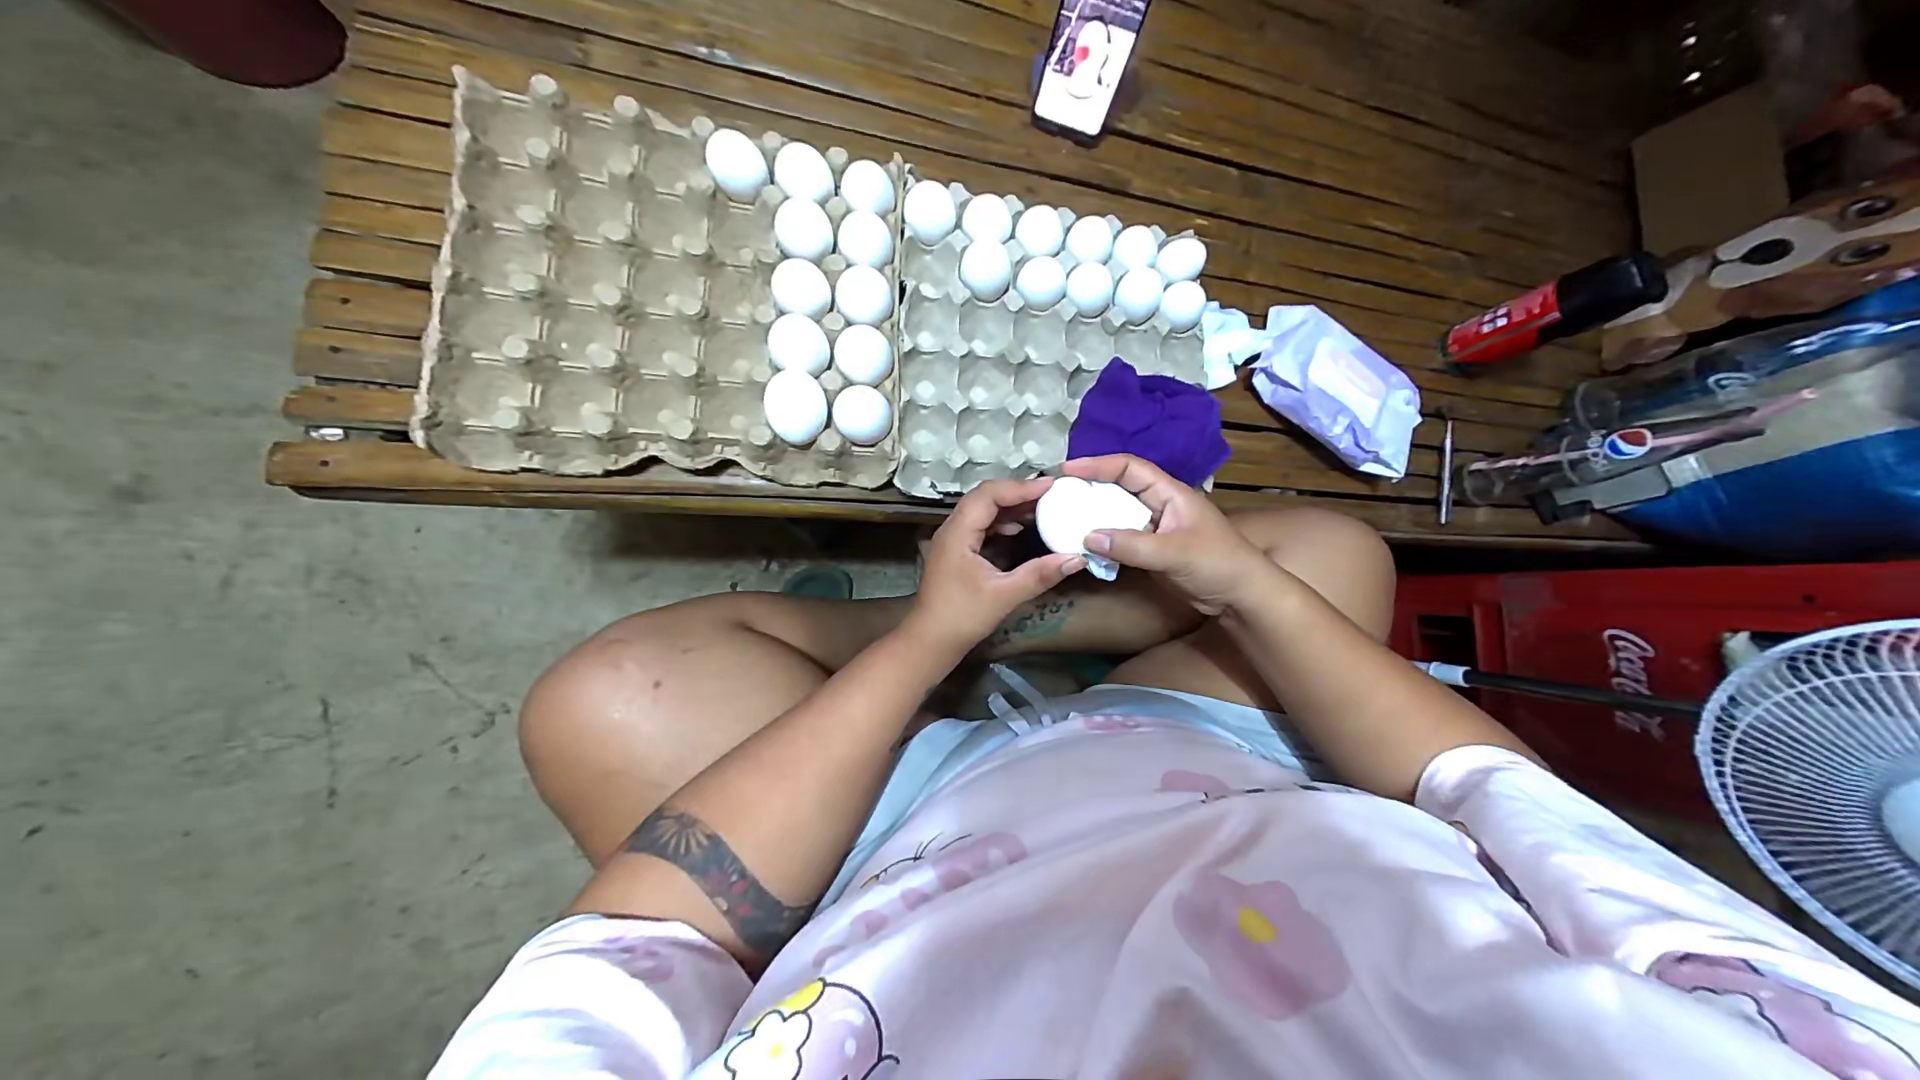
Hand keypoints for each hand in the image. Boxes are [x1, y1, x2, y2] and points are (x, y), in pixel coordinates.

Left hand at [907, 478, 1084, 651]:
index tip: (1051, 487)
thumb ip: (1039, 574)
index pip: (989, 494)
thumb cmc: (962, 617)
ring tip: (1043, 507)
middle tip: (1052, 494)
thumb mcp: (1005, 595)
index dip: (1021, 487)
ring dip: (1011, 507)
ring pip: (982, 510)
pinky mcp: (956, 551)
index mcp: (957, 532)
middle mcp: (951, 529)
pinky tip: (1020, 529)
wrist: (930, 641)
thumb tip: (1076, 558)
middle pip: (985, 497)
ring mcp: (952, 539)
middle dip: (1018, 493)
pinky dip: (1002, 522)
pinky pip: (980, 525)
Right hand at [1060, 455, 1272, 614]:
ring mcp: (1153, 528)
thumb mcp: (1175, 552)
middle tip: (1058, 492)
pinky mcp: (1150, 550)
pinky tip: (1083, 545)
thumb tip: (1088, 536)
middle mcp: (1159, 504)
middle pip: (1118, 487)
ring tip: (1063, 517)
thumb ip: (1132, 545)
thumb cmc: (1217, 564)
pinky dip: (1101, 540)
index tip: (1068, 470)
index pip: (1130, 468)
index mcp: (1170, 493)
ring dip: (1092, 515)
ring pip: (1116, 514)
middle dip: (1089, 487)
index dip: (1099, 464)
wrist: (1240, 597)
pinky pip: (1119, 538)